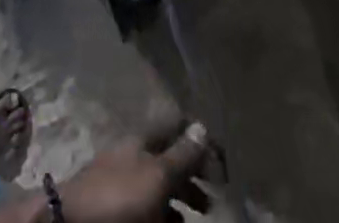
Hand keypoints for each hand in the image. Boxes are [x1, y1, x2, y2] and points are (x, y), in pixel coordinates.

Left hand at [55, 120, 210, 222]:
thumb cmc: (119, 197)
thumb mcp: (157, 176)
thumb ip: (182, 154)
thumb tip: (203, 126)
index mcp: (143, 140)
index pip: (177, 126)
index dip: (201, 138)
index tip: (222, 160)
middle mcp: (134, 155)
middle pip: (171, 157)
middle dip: (195, 173)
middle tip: (216, 194)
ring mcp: (123, 182)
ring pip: (160, 185)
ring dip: (183, 198)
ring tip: (201, 215)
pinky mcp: (116, 209)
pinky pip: (148, 208)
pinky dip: (165, 215)